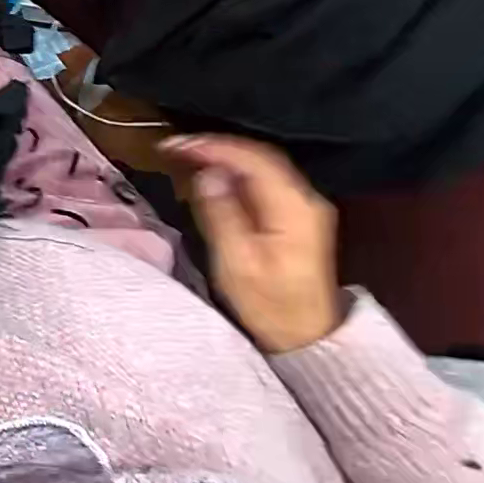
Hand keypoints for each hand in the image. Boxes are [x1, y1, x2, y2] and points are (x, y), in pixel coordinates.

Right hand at [161, 135, 342, 353]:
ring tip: (188, 155)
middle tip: (177, 147)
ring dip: (224, 156)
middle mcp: (304, 198)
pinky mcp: (295, 213)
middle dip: (215, 146)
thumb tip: (207, 175)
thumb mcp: (238, 263)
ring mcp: (303, 204)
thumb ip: (222, 213)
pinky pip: (263, 179)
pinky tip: (213, 173)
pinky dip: (235, 170)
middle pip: (259, 156)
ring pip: (261, 164)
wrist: (307, 336)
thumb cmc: (269, 304)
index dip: (212, 146)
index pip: (252, 159)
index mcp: (293, 207)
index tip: (176, 146)